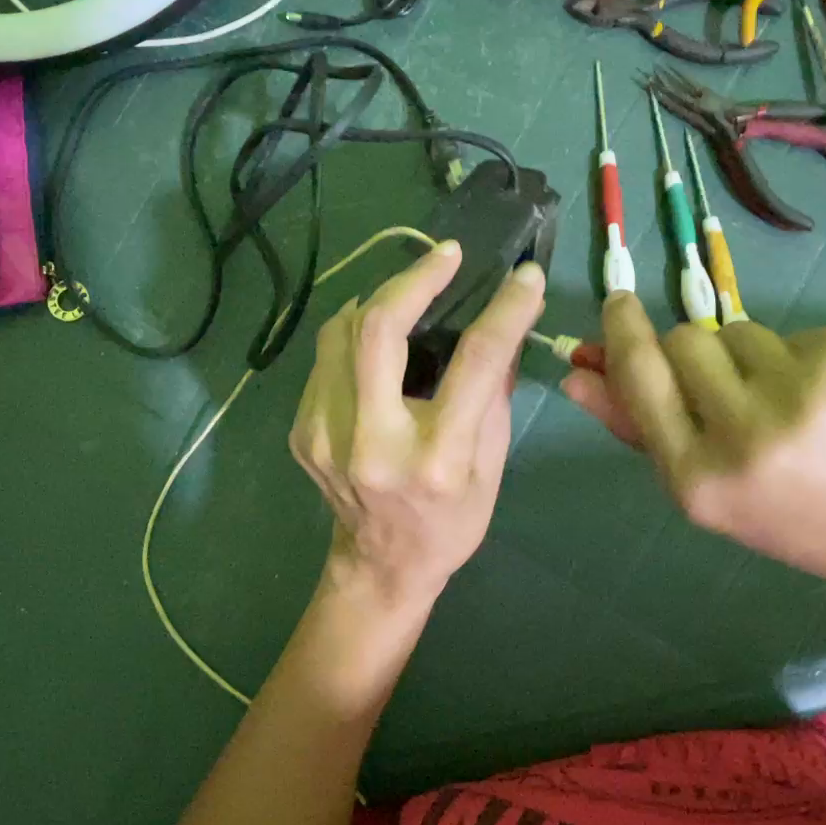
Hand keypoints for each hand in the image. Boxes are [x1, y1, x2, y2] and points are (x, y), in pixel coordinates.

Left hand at [290, 243, 545, 610]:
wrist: (379, 567)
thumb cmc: (448, 522)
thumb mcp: (490, 469)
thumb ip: (494, 394)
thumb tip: (508, 321)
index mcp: (433, 459)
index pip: (473, 363)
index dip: (504, 310)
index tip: (523, 277)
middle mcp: (371, 442)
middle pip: (377, 330)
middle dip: (414, 278)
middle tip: (447, 257)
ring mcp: (324, 435)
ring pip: (339, 333)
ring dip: (379, 300)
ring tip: (412, 290)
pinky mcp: (302, 431)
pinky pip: (326, 358)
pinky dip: (354, 335)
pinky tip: (379, 339)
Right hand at [561, 292, 825, 598]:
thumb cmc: (811, 524)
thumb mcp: (716, 498)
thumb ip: (643, 432)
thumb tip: (577, 376)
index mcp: (701, 481)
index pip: (639, 376)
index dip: (621, 333)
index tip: (618, 303)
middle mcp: (744, 433)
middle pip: (681, 340)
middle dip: (690, 353)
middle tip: (725, 388)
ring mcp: (800, 390)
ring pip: (734, 332)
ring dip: (744, 357)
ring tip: (789, 405)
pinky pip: (789, 333)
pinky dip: (796, 358)